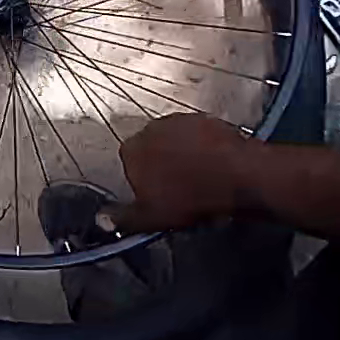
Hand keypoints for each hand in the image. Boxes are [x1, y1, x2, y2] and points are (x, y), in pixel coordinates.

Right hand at [114, 113, 262, 230]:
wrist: (239, 176)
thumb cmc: (192, 197)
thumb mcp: (154, 218)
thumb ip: (124, 219)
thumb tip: (101, 220)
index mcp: (130, 151)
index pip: (130, 166)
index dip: (145, 182)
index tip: (161, 196)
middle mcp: (148, 129)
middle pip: (151, 150)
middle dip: (162, 164)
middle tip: (182, 187)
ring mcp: (177, 121)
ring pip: (174, 140)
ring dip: (183, 153)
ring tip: (202, 176)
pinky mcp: (203, 118)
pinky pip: (198, 133)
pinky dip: (203, 145)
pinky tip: (216, 163)